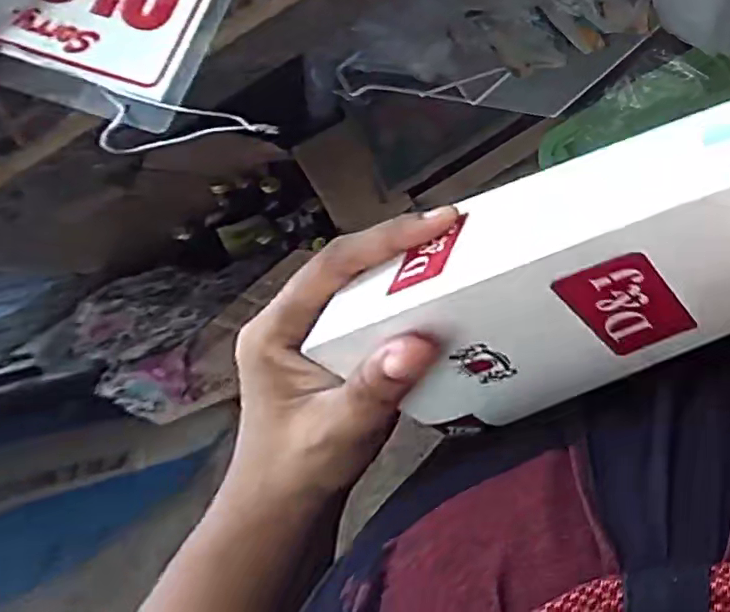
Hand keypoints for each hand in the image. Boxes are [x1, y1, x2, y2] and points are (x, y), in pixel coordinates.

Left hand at [224, 208, 456, 505]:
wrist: (284, 506)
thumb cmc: (298, 471)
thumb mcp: (336, 432)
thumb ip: (374, 389)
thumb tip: (417, 342)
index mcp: (274, 330)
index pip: (332, 265)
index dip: (386, 238)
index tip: (437, 223)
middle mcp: (293, 317)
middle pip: (351, 260)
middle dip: (403, 239)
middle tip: (454, 226)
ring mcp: (315, 325)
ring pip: (366, 274)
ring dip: (410, 258)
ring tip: (455, 244)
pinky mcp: (341, 336)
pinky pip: (378, 296)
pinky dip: (412, 284)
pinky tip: (441, 282)